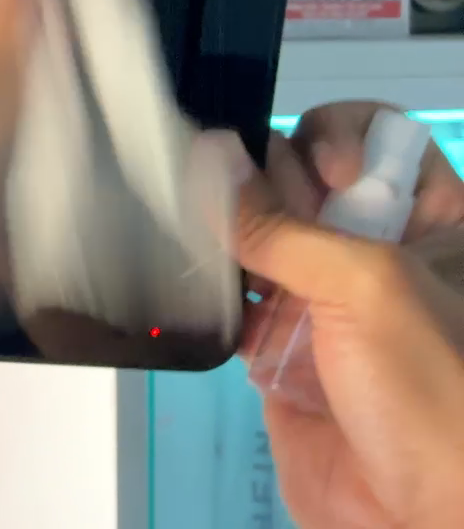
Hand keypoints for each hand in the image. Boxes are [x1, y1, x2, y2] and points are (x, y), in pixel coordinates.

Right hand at [237, 103, 463, 528]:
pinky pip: (220, 277)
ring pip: (245, 223)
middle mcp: (375, 245)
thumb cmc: (443, 403)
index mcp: (434, 223)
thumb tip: (203, 158)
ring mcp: (320, 288)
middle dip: (253, 186)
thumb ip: (281, 222)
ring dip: (213, 228)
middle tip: (253, 228)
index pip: (368, 136)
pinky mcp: (272, 328)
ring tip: (206, 252)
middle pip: (288, 172)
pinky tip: (188, 279)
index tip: (312, 179)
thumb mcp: (372, 292)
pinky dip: (196, 273)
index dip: (328, 139)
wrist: (428, 523)